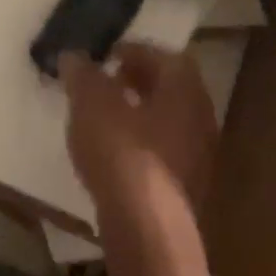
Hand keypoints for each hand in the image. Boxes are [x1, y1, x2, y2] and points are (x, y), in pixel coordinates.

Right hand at [61, 44, 217, 209]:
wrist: (146, 224)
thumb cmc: (121, 153)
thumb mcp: (91, 106)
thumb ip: (83, 76)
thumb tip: (74, 55)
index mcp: (185, 92)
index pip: (167, 57)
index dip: (136, 51)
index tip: (106, 55)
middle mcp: (200, 119)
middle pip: (171, 90)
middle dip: (139, 82)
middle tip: (105, 82)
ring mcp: (197, 156)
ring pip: (168, 122)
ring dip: (140, 113)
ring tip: (104, 118)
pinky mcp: (183, 186)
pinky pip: (162, 152)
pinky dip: (140, 143)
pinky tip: (114, 154)